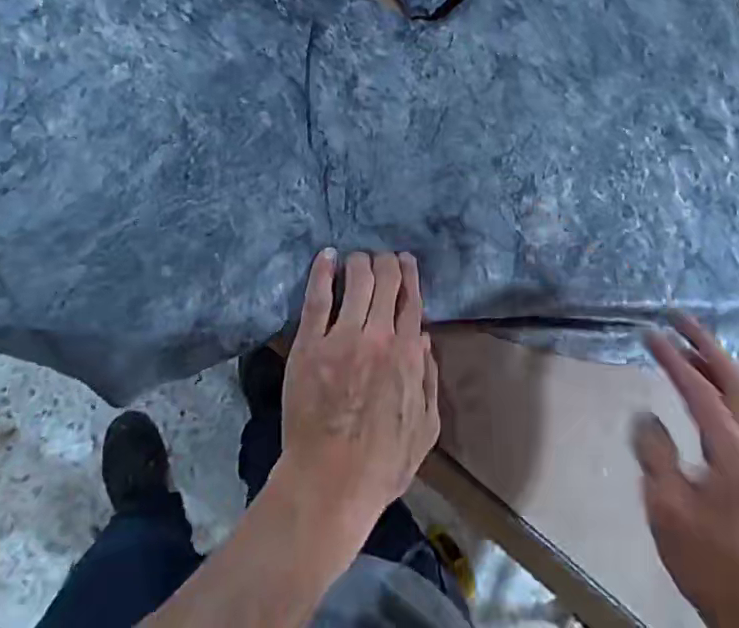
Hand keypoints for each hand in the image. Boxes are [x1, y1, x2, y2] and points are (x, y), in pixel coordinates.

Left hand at [279, 248, 440, 533]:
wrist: (330, 482)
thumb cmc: (382, 463)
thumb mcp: (426, 427)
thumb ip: (429, 381)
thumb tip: (423, 341)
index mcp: (408, 354)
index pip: (411, 302)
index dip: (410, 277)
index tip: (406, 262)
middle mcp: (379, 337)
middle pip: (386, 282)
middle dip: (386, 263)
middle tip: (381, 258)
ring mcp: (342, 339)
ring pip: (356, 282)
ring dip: (360, 263)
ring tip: (357, 257)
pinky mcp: (310, 346)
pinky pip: (318, 299)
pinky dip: (322, 273)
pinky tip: (327, 257)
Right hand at [635, 314, 738, 627]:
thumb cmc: (713, 567)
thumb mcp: (668, 514)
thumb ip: (655, 458)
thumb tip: (646, 417)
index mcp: (737, 455)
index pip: (701, 392)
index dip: (674, 359)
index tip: (651, 333)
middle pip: (738, 384)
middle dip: (708, 347)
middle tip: (681, 320)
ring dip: (722, 372)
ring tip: (693, 355)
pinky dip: (732, 398)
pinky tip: (716, 406)